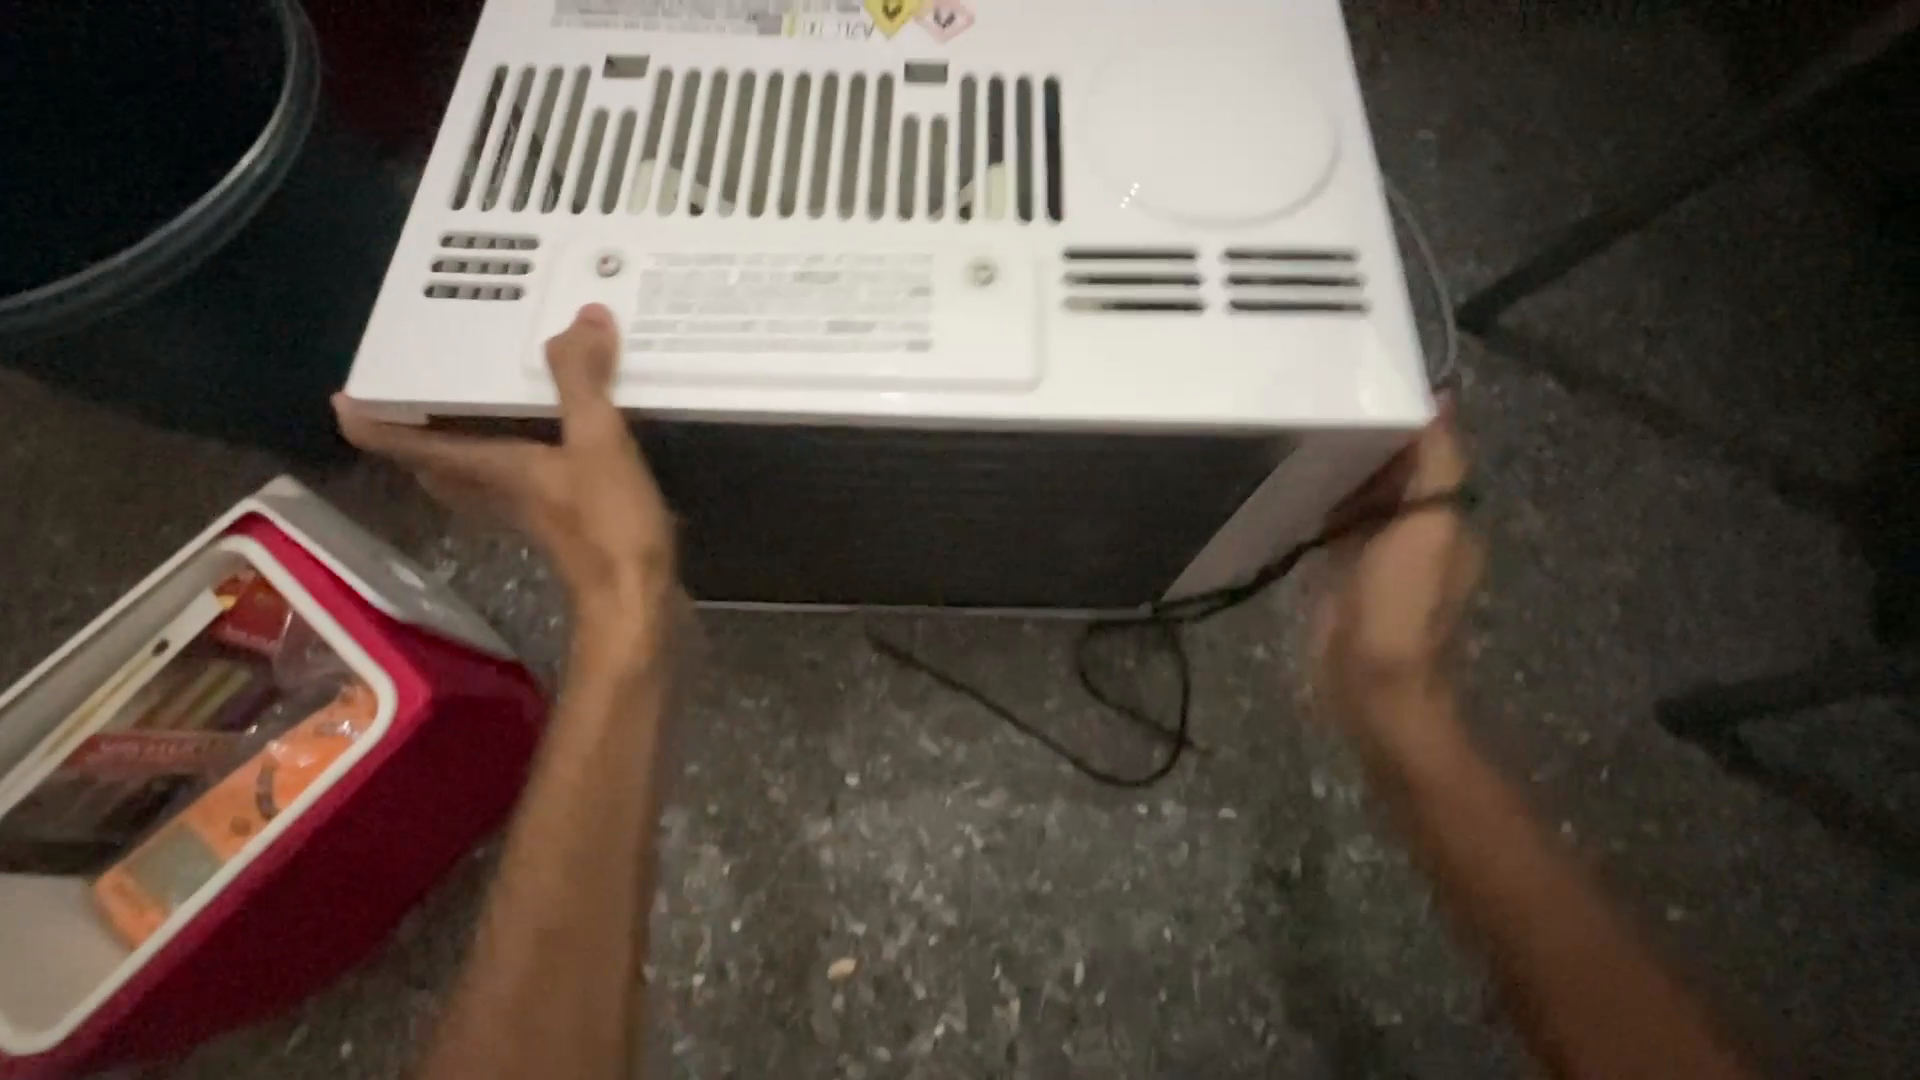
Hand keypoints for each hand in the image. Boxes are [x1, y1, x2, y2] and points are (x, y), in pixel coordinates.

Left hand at [334, 304, 677, 661]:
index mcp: (487, 465)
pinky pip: (516, 483)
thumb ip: (584, 381)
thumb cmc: (606, 524)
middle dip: (415, 432)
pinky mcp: (560, 524)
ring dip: (462, 447)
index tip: (344, 394)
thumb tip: (584, 317)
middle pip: (432, 463)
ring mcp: (525, 512)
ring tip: (476, 408)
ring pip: (472, 476)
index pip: (402, 443)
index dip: (369, 420)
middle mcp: (494, 490)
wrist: (636, 598)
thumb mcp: (598, 442)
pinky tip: (550, 442)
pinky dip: (514, 460)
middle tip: (419, 391)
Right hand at [1313, 403, 1480, 741]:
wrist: (1368, 679)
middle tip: (1320, 409)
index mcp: (1448, 516)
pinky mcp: (1344, 572)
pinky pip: (1335, 527)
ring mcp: (1379, 554)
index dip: (1403, 423)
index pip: (1431, 454)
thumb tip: (1441, 400)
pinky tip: (1294, 490)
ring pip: (1362, 499)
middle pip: (1393, 475)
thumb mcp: (1427, 527)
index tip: (1363, 389)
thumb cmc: (1400, 603)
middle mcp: (1418, 530)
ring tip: (1301, 438)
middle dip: (1366, 444)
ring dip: (1340, 474)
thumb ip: (1438, 466)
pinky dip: (1321, 507)